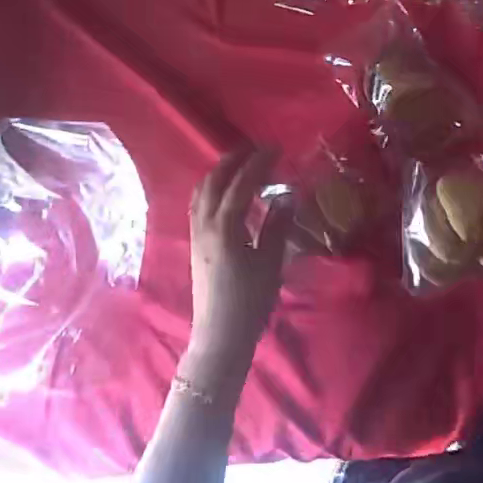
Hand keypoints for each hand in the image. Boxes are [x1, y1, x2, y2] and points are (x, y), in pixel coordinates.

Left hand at [185, 148, 292, 390]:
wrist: (220, 334)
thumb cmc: (250, 302)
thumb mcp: (270, 263)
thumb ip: (277, 226)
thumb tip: (287, 197)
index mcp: (225, 229)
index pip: (241, 184)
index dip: (258, 163)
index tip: (275, 147)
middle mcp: (205, 225)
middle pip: (215, 180)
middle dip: (234, 159)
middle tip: (257, 148)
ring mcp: (196, 233)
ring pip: (203, 190)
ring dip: (221, 172)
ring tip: (241, 163)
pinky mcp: (195, 242)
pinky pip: (200, 203)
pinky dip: (213, 188)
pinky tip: (227, 191)